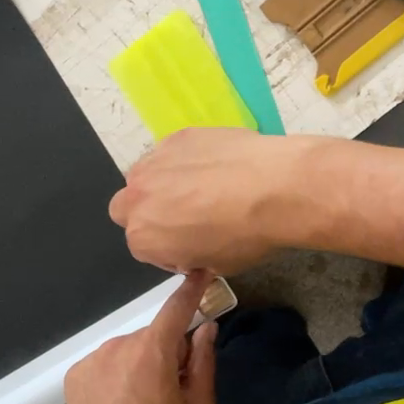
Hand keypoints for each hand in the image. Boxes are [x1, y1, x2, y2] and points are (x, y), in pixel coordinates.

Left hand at [63, 271, 217, 403]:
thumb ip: (203, 361)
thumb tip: (205, 328)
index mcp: (152, 353)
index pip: (175, 309)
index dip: (190, 289)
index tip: (200, 272)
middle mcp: (118, 347)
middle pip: (152, 336)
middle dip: (164, 352)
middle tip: (170, 389)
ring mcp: (92, 360)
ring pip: (128, 350)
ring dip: (138, 363)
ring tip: (140, 403)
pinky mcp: (75, 375)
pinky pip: (106, 363)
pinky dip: (116, 375)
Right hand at [109, 129, 329, 273]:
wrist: (275, 188)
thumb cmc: (247, 237)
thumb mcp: (218, 266)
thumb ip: (193, 256)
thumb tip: (197, 248)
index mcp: (144, 238)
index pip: (143, 248)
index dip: (168, 249)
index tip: (192, 247)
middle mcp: (138, 198)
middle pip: (128, 208)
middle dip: (150, 214)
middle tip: (186, 217)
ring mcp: (155, 162)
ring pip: (145, 176)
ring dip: (163, 185)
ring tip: (203, 188)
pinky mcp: (177, 137)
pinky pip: (171, 153)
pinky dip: (185, 161)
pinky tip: (216, 167)